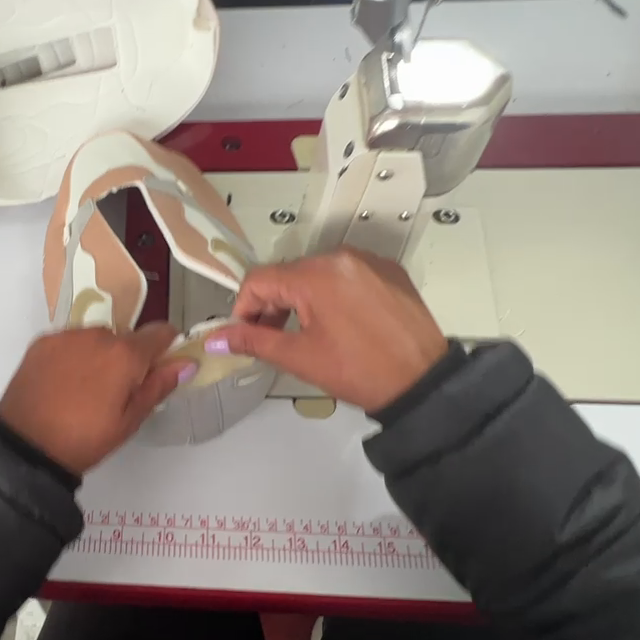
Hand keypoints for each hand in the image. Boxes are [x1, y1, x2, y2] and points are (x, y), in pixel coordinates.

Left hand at [0, 323, 195, 474]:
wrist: (26, 446)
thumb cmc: (84, 439)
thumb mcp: (129, 421)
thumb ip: (158, 386)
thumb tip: (185, 363)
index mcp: (125, 355)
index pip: (160, 332)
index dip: (166, 347)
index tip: (159, 367)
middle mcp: (97, 335)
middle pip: (125, 337)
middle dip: (127, 357)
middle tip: (115, 392)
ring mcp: (66, 335)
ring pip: (96, 338)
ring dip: (99, 355)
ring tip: (85, 390)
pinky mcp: (42, 342)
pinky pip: (70, 342)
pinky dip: (73, 356)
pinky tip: (63, 384)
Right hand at [208, 249, 448, 411]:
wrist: (422, 382)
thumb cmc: (359, 371)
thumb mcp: (299, 357)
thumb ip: (253, 340)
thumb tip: (216, 339)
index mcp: (315, 275)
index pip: (259, 279)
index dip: (243, 308)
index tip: (245, 335)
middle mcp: (342, 257)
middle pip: (288, 274)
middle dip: (272, 305)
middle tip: (272, 339)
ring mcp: (368, 261)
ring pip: (316, 273)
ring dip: (300, 299)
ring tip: (305, 334)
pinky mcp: (389, 271)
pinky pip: (346, 275)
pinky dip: (332, 294)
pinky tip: (338, 325)